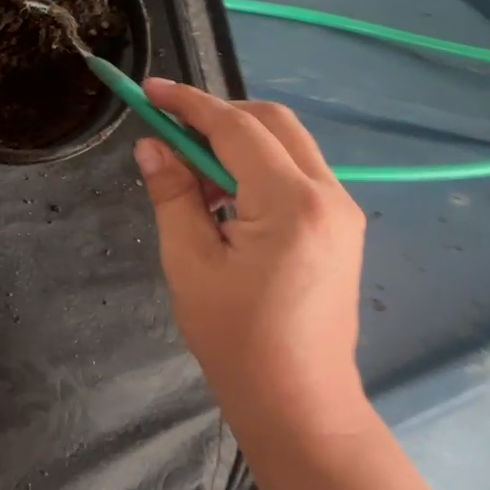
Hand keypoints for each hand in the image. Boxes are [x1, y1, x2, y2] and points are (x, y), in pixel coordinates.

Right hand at [132, 79, 371, 436]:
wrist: (298, 400)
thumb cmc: (234, 334)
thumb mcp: (188, 260)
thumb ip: (172, 194)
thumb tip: (153, 146)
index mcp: (292, 204)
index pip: (236, 129)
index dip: (188, 103)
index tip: (148, 89)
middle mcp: (329, 197)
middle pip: (273, 123)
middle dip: (217, 113)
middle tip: (168, 127)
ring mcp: (342, 212)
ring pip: (287, 144)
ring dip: (235, 139)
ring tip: (188, 170)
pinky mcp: (338, 228)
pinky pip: (295, 172)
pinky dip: (254, 164)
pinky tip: (220, 195)